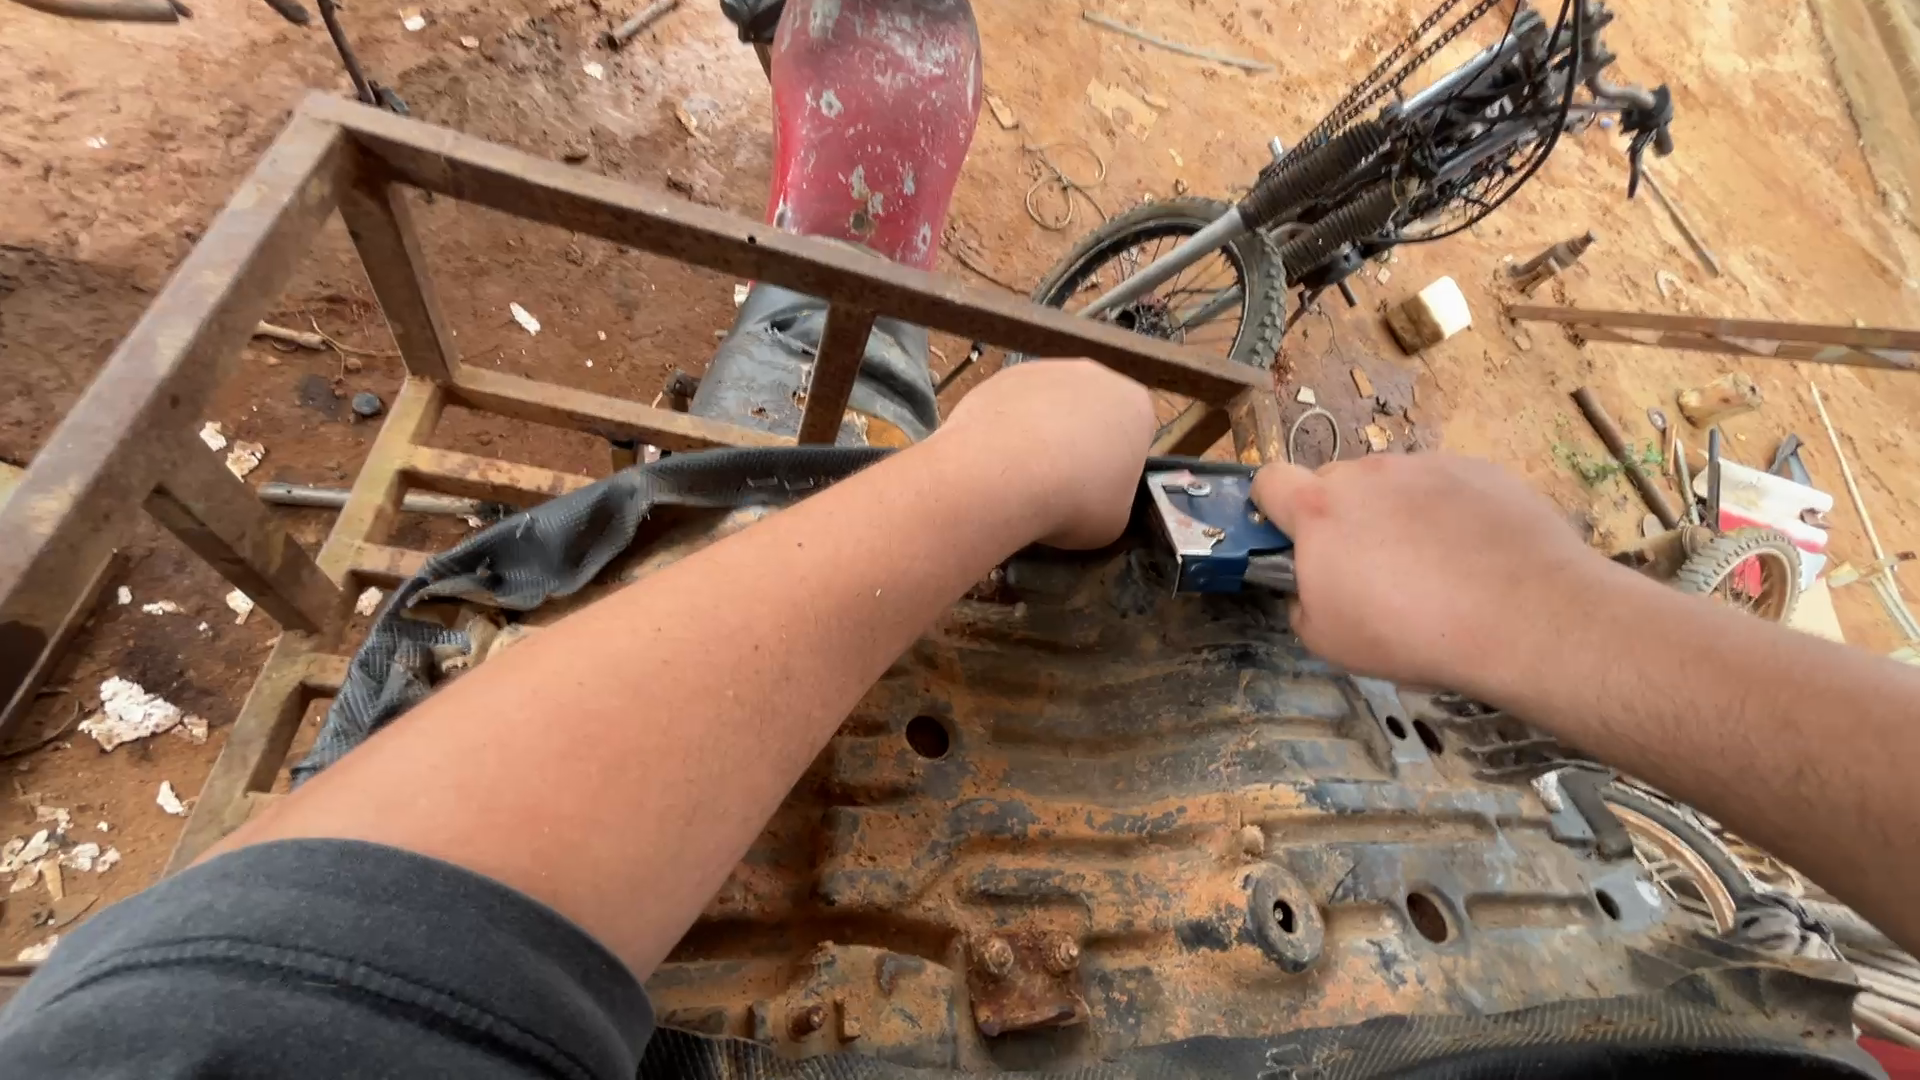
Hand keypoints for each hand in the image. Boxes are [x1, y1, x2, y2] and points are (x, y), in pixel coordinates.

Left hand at [939, 360, 1154, 548]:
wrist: (1004, 476)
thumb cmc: (1075, 500)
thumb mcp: (1115, 520)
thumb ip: (1115, 500)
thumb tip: (1096, 501)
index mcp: (1136, 407)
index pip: (1134, 436)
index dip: (1114, 468)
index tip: (1095, 493)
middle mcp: (1096, 376)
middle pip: (1091, 414)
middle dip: (1077, 445)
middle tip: (1058, 486)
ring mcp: (1046, 370)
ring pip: (1048, 408)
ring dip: (1039, 436)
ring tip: (1021, 477)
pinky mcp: (1002, 376)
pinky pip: (1011, 408)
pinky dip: (1005, 431)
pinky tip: (996, 461)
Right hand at [1251, 453, 1612, 688]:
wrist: (1530, 620)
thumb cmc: (1409, 633)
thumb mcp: (1325, 639)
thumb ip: (1301, 601)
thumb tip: (1314, 588)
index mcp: (1318, 510)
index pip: (1268, 480)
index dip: (1270, 506)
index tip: (1292, 539)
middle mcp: (1368, 475)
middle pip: (1333, 482)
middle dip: (1339, 516)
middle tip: (1368, 566)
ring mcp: (1426, 466)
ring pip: (1389, 483)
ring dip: (1392, 512)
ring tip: (1431, 564)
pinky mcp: (1479, 470)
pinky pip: (1442, 485)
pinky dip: (1444, 511)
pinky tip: (1471, 553)